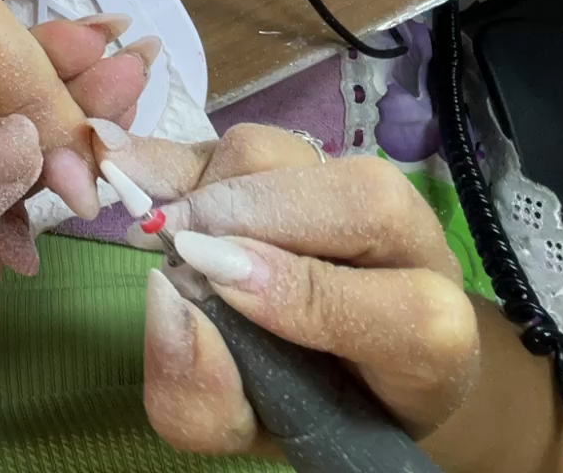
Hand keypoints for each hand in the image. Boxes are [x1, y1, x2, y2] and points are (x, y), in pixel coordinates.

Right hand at [91, 123, 481, 454]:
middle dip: (248, 211)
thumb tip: (164, 298)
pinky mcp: (299, 154)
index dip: (303, 292)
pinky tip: (132, 168)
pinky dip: (176, 153)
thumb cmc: (307, 399)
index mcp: (431, 341)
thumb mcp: (256, 425)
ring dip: (212, 181)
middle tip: (171, 239)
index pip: (407, 311)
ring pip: (290, 155)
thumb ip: (204, 396)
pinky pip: (236, 137)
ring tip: (169, 224)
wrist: (341, 352)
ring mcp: (356, 186)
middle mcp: (413, 249)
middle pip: (361, 201)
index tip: (209, 277)